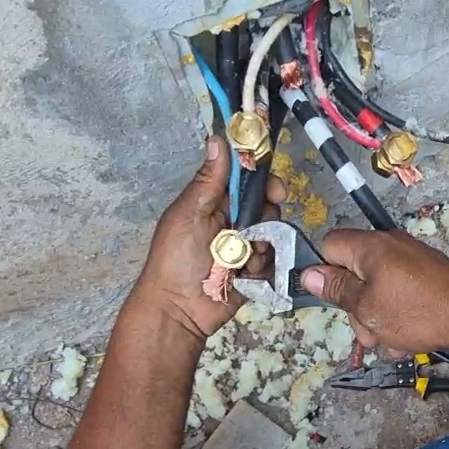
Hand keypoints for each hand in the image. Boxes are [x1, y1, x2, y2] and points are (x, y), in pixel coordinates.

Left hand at [131, 136, 283, 339]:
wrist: (179, 310)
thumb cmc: (175, 259)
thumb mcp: (187, 215)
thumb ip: (207, 181)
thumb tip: (217, 139)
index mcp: (212, 202)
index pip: (243, 178)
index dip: (260, 177)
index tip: (273, 185)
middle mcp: (230, 220)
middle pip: (264, 203)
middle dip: (268, 212)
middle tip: (262, 224)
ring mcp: (244, 246)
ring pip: (272, 231)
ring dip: (263, 242)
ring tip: (245, 257)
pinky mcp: (254, 270)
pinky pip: (273, 258)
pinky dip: (264, 264)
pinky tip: (248, 272)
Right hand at [299, 228, 448, 354]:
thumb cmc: (418, 314)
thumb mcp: (367, 308)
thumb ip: (337, 289)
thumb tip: (309, 273)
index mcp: (371, 246)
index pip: (330, 245)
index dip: (325, 272)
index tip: (333, 298)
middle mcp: (392, 244)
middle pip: (355, 270)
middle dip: (356, 304)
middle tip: (367, 330)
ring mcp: (413, 257)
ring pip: (378, 286)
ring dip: (377, 315)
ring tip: (391, 338)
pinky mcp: (428, 273)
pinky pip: (400, 290)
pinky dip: (398, 312)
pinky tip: (407, 334)